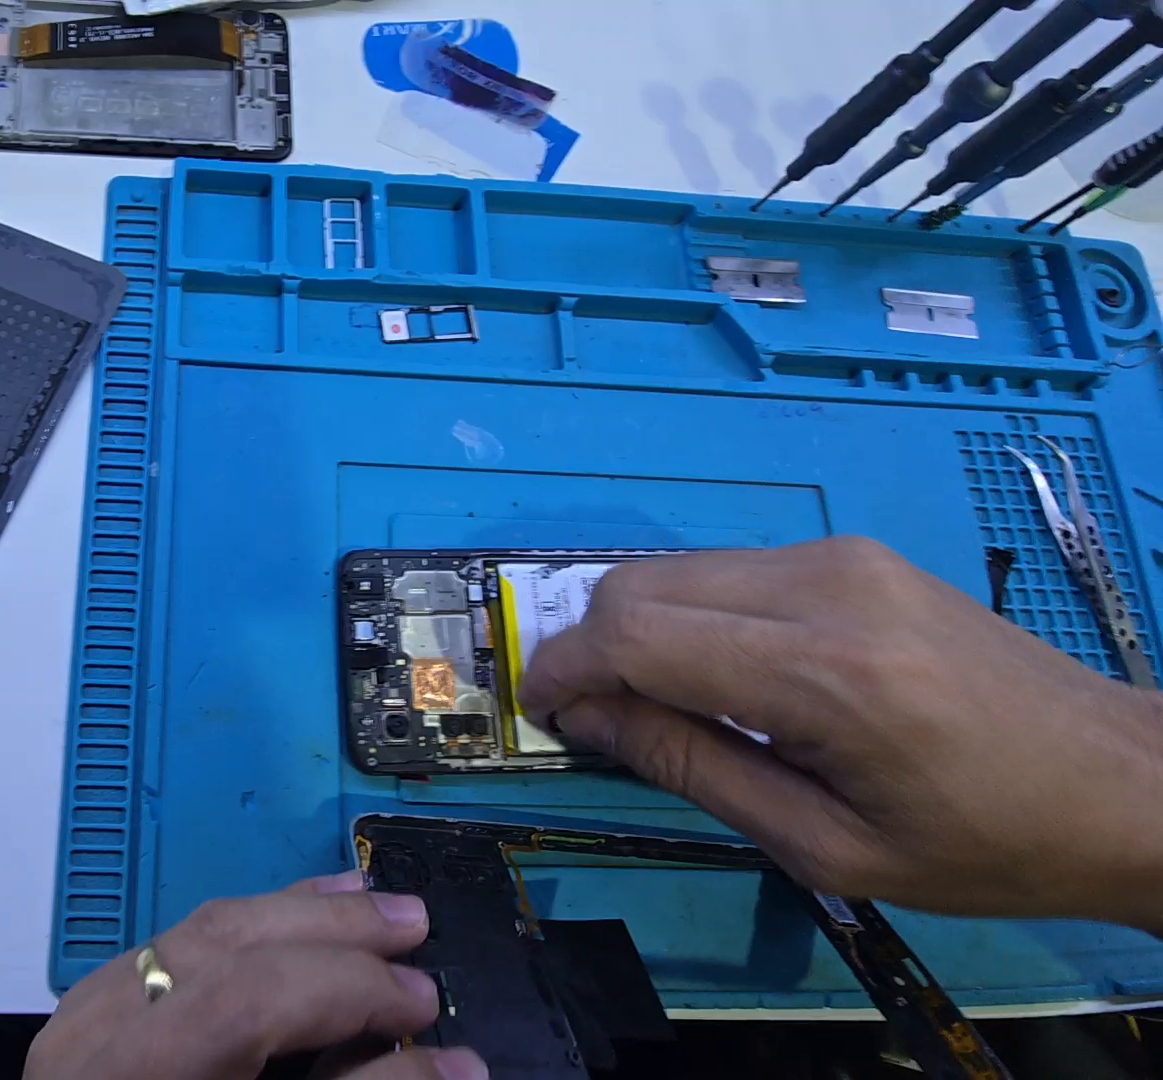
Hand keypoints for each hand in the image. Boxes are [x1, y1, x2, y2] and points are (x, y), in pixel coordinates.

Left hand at [26, 871, 487, 1079]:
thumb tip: (452, 1066)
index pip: (241, 1002)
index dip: (344, 992)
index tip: (427, 1010)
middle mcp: (95, 1031)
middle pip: (222, 942)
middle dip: (330, 929)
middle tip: (415, 923)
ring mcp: (89, 1008)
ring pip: (203, 926)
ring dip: (295, 911)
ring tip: (367, 900)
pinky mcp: (99, 1001)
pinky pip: (185, 941)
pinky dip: (254, 925)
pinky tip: (297, 914)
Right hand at [518, 536, 1162, 925]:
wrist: (1132, 781)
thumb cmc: (983, 841)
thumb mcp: (822, 844)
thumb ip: (686, 767)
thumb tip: (585, 718)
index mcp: (826, 673)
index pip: (636, 636)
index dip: (564, 668)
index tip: (542, 707)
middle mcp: (820, 587)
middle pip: (634, 589)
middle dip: (585, 647)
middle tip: (589, 710)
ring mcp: (832, 556)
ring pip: (664, 573)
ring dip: (627, 630)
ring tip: (647, 694)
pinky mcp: (838, 551)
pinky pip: (711, 574)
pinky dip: (676, 616)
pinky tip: (706, 666)